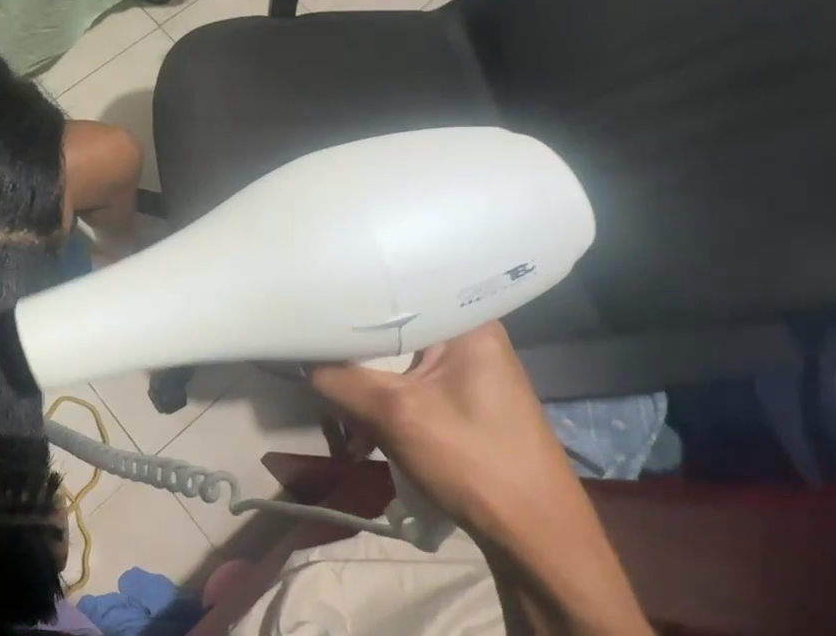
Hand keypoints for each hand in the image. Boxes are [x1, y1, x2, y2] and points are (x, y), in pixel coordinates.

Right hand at [307, 321, 578, 543]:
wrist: (538, 542)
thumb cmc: (475, 464)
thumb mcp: (394, 414)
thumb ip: (338, 378)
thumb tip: (297, 358)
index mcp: (467, 325)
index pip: (393, 292)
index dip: (347, 300)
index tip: (307, 308)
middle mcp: (470, 338)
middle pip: (390, 328)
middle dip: (351, 353)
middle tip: (315, 368)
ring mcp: (469, 372)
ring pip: (395, 360)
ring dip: (363, 385)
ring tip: (343, 417)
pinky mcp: (464, 402)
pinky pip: (408, 385)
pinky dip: (382, 403)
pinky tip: (363, 432)